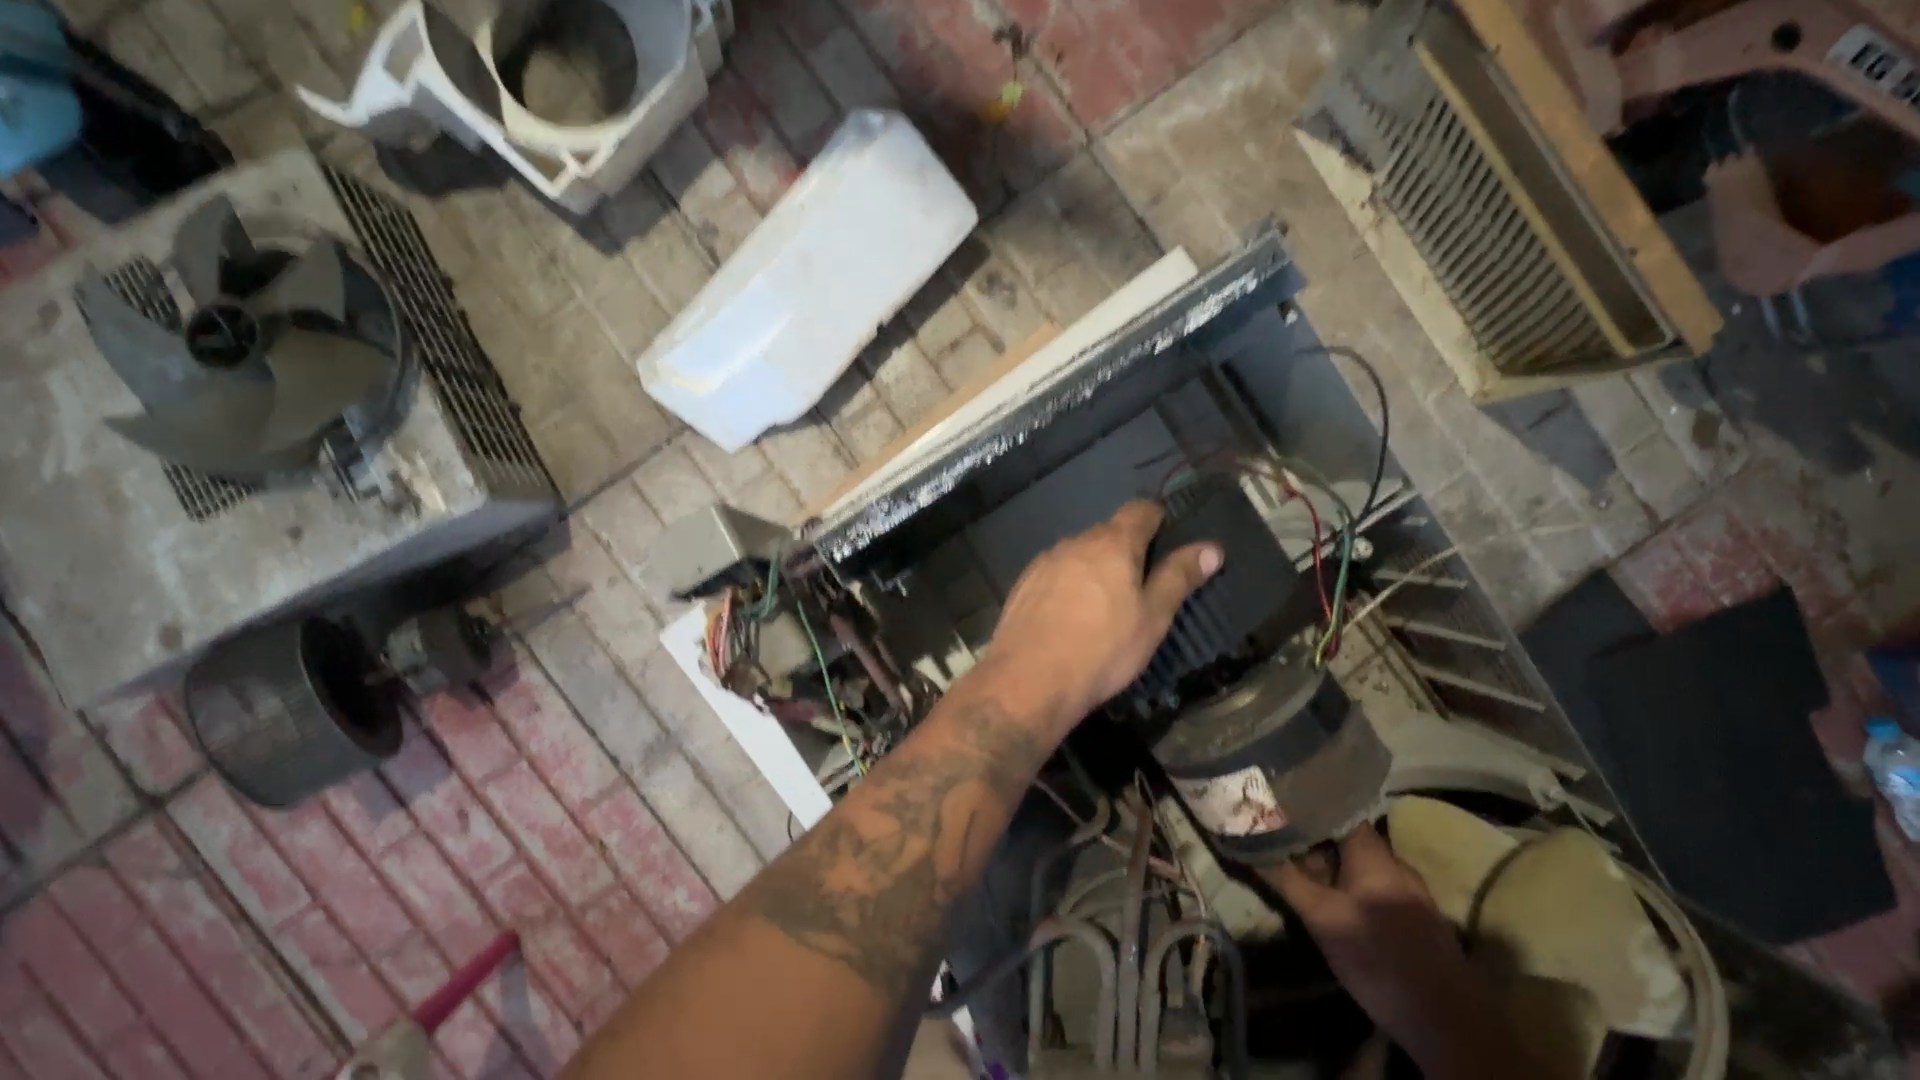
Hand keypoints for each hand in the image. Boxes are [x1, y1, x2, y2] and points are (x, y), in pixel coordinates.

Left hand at [984, 499, 1221, 724]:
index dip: (1158, 520)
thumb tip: (1212, 547)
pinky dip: (1068, 585)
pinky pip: (1055, 573)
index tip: (1168, 542)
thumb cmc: (1102, 650)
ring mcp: (1044, 562)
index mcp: (1112, 543)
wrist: (1029, 682)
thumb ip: (1179, 577)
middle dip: (1127, 549)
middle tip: (1141, 586)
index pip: (1140, 509)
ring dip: (1095, 568)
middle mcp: (1075, 542)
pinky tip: (1070, 617)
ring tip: (1105, 606)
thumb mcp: (1152, 618)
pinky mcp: (1023, 585)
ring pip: (1079, 553)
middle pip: (1108, 532)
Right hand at [1268, 824, 1558, 1079]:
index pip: (1338, 809)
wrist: (1443, 1018)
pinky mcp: (1415, 920)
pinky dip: (1349, 887)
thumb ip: (1286, 879)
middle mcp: (1396, 864)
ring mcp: (1410, 893)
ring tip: (1296, 869)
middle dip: (1312, 839)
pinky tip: (1332, 903)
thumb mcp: (1321, 918)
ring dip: (1331, 866)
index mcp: (1375, 854)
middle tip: (1276, 840)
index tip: (1275, 804)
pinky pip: (1374, 889)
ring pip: (1361, 867)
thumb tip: (1248, 843)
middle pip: (1348, 839)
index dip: (1306, 804)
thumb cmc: (1377, 956)